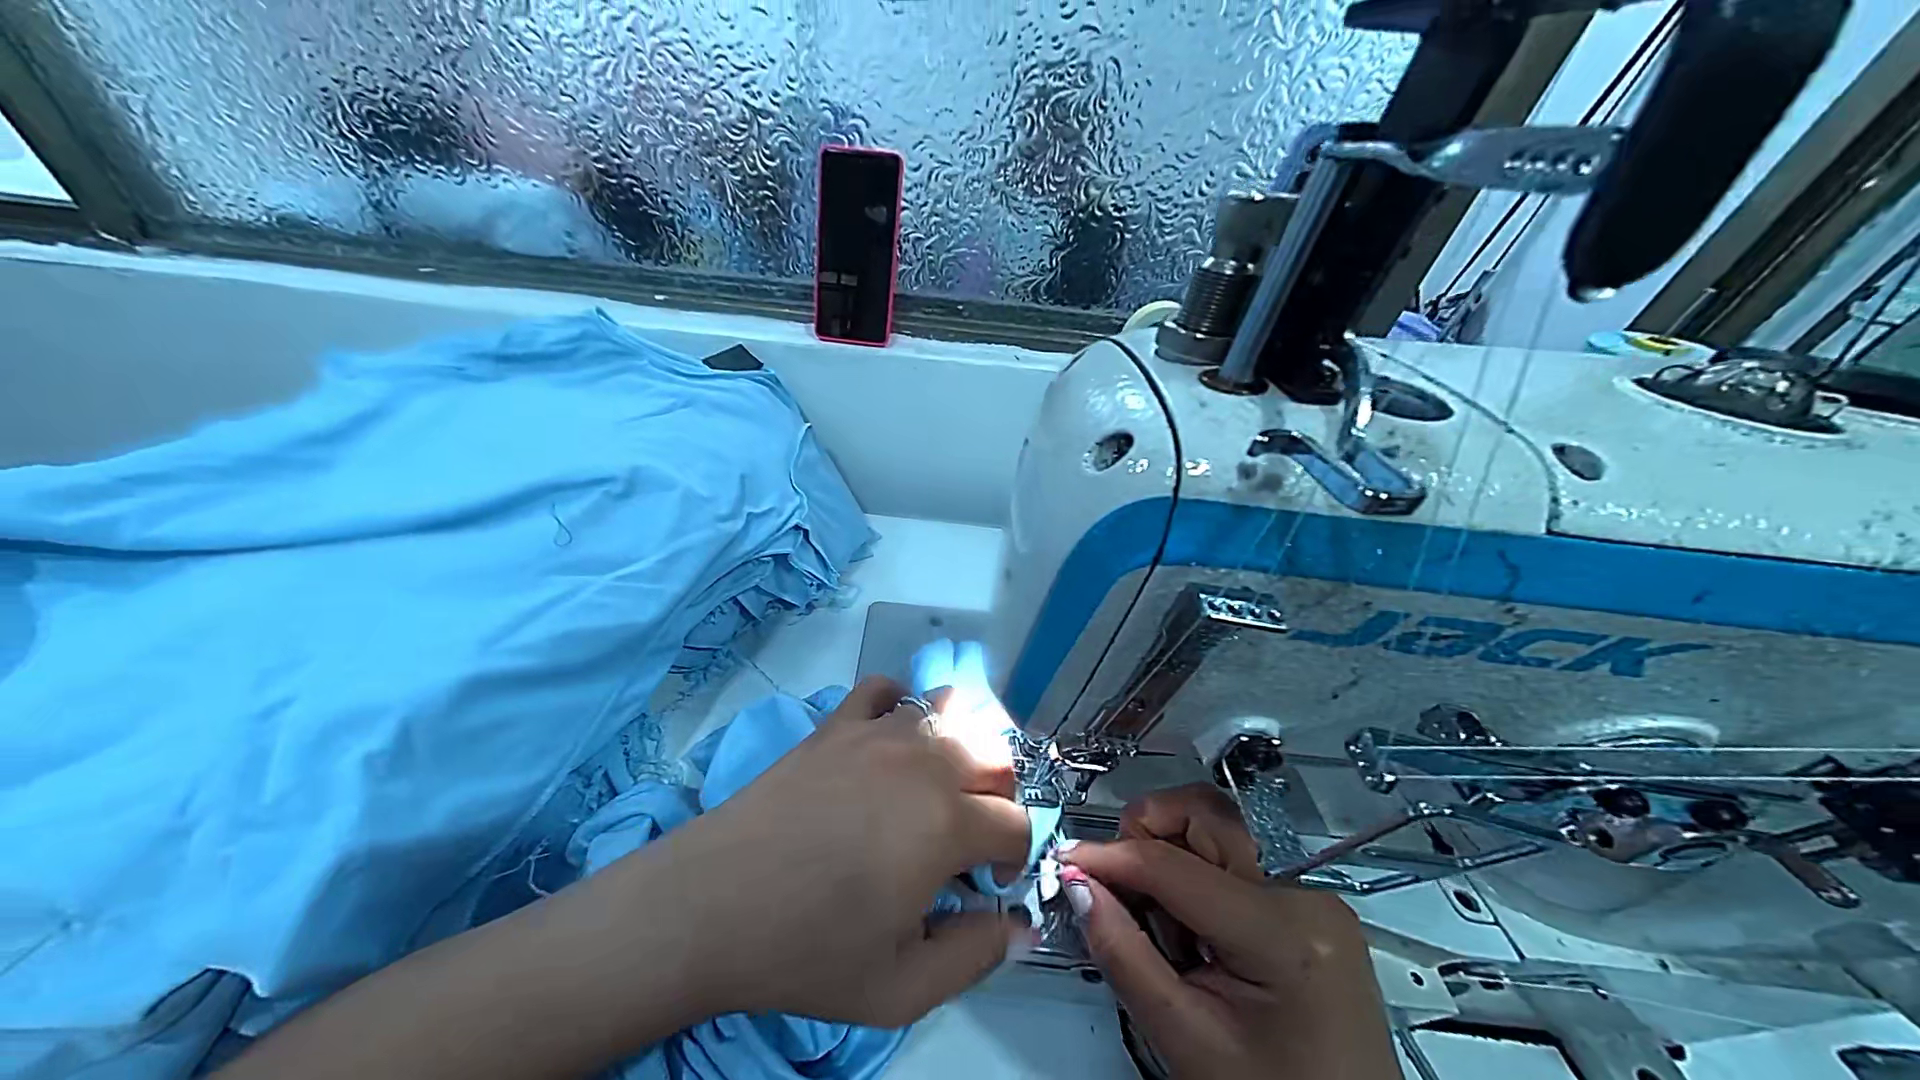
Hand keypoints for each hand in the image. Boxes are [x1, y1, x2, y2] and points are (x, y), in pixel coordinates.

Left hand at [636, 675, 1035, 1026]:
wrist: (711, 905)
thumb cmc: (806, 950)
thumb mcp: (901, 989)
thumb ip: (974, 956)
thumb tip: (1017, 926)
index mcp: (947, 824)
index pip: (1017, 824)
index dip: (1013, 857)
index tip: (985, 884)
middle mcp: (924, 763)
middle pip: (996, 758)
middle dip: (997, 799)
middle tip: (964, 838)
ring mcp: (878, 734)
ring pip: (951, 712)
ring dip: (959, 750)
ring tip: (934, 789)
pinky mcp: (836, 724)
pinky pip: (884, 689)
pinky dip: (899, 705)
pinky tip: (889, 739)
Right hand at [1062, 784, 1398, 1079]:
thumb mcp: (1187, 1039)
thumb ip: (1124, 955)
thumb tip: (1079, 886)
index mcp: (1283, 934)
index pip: (1172, 865)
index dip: (1109, 856)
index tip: (1067, 862)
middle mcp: (1304, 898)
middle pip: (1205, 817)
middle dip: (1147, 831)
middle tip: (1116, 881)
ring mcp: (1311, 899)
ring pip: (1215, 833)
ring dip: (1168, 856)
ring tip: (1161, 925)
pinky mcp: (1306, 907)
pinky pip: (1231, 865)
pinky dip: (1193, 880)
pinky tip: (1189, 934)